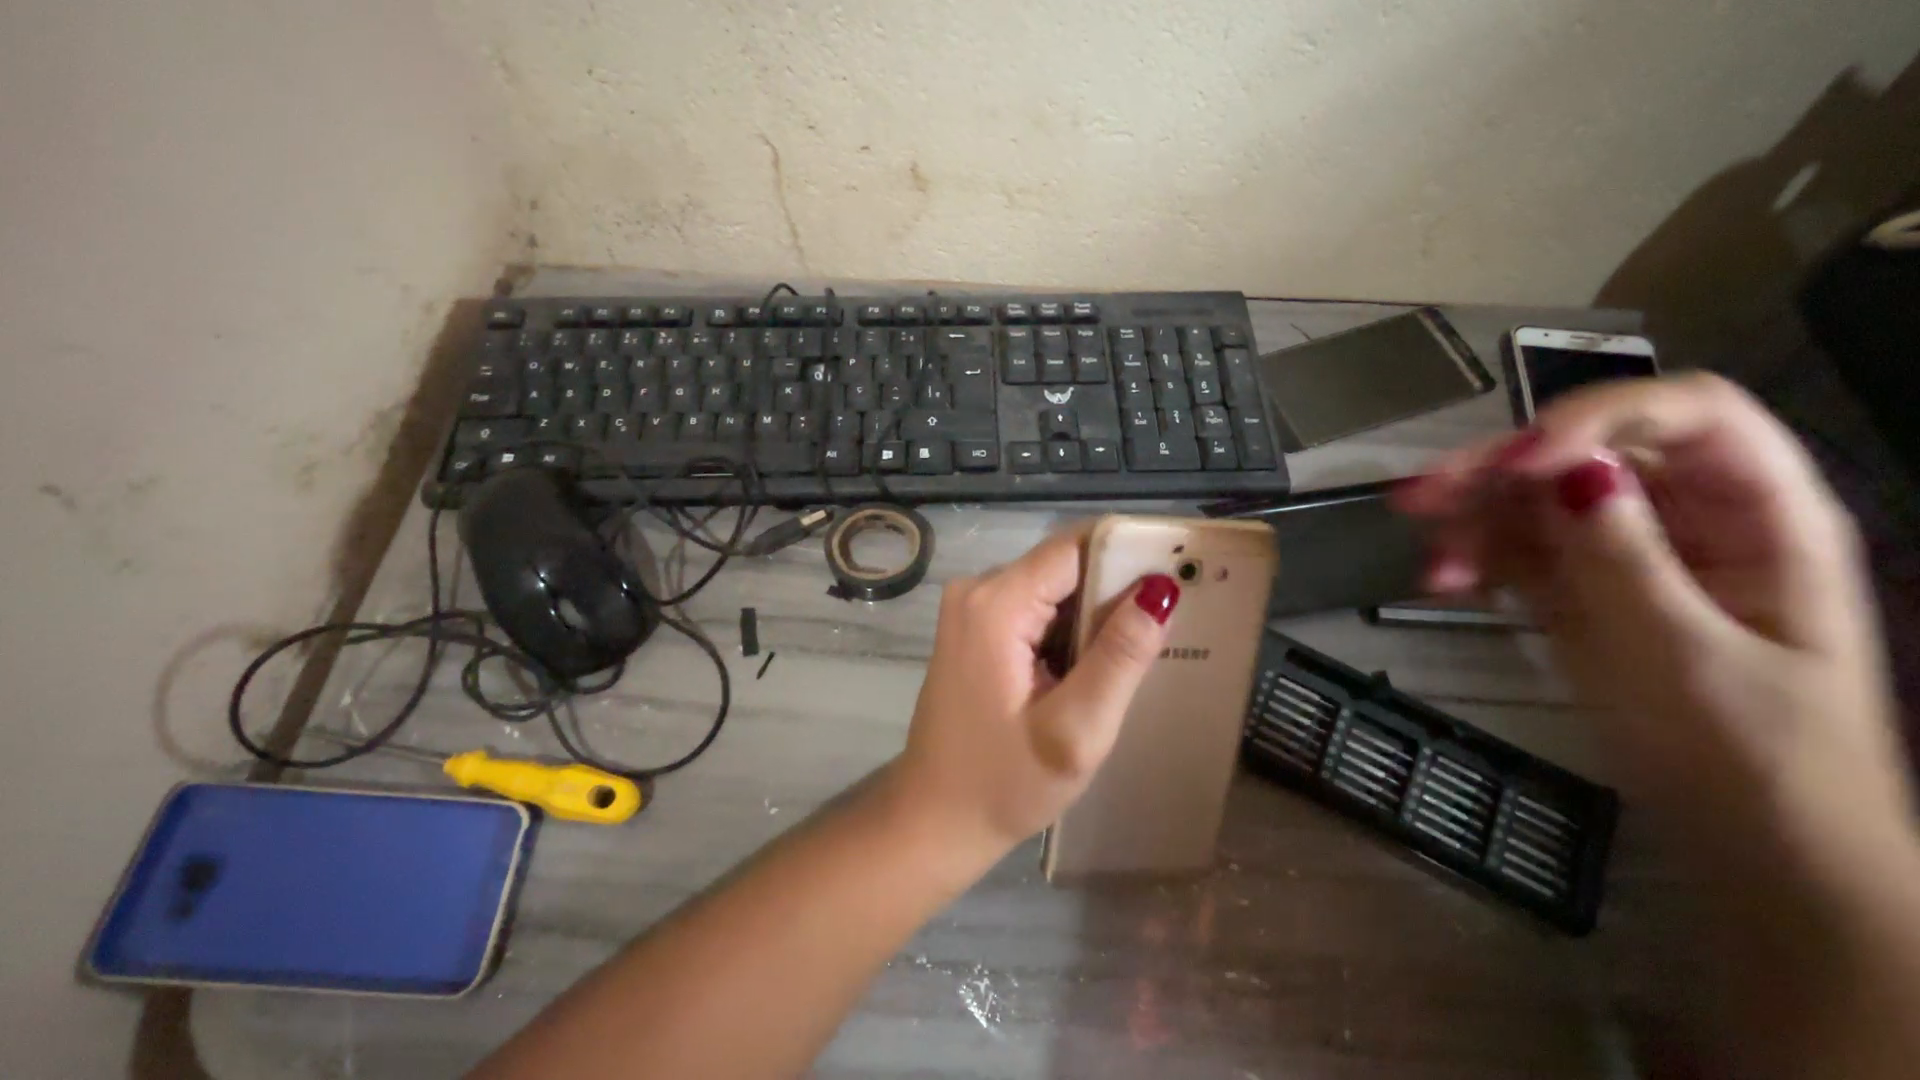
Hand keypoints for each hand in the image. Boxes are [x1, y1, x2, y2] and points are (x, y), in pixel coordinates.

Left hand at [885, 526, 1178, 860]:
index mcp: (996, 605)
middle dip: (1117, 591)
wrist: (936, 820)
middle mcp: (978, 591)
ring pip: (1055, 589)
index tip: (1182, 575)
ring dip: (1096, 617)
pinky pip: (1037, 611)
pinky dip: (1070, 633)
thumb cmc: (1004, 784)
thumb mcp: (1074, 730)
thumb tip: (1162, 590)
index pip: (1076, 547)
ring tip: (1133, 660)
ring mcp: (973, 610)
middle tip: (1165, 633)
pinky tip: (1092, 672)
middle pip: (1066, 565)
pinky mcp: (976, 631)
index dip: (1130, 556)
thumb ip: (1119, 658)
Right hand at [1396, 374, 1908, 860]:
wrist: (1760, 849)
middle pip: (1590, 452)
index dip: (1601, 418)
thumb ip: (1628, 560)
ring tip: (1431, 564)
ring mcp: (1632, 555)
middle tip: (1422, 496)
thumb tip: (1573, 472)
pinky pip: (1521, 552)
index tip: (1521, 465)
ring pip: (1540, 500)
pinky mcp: (1584, 593)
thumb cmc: (1755, 759)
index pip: (1688, 416)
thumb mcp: (1689, 658)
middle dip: (1503, 468)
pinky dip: (1478, 559)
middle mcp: (1691, 518)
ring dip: (1475, 520)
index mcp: (1760, 516)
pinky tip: (1445, 584)